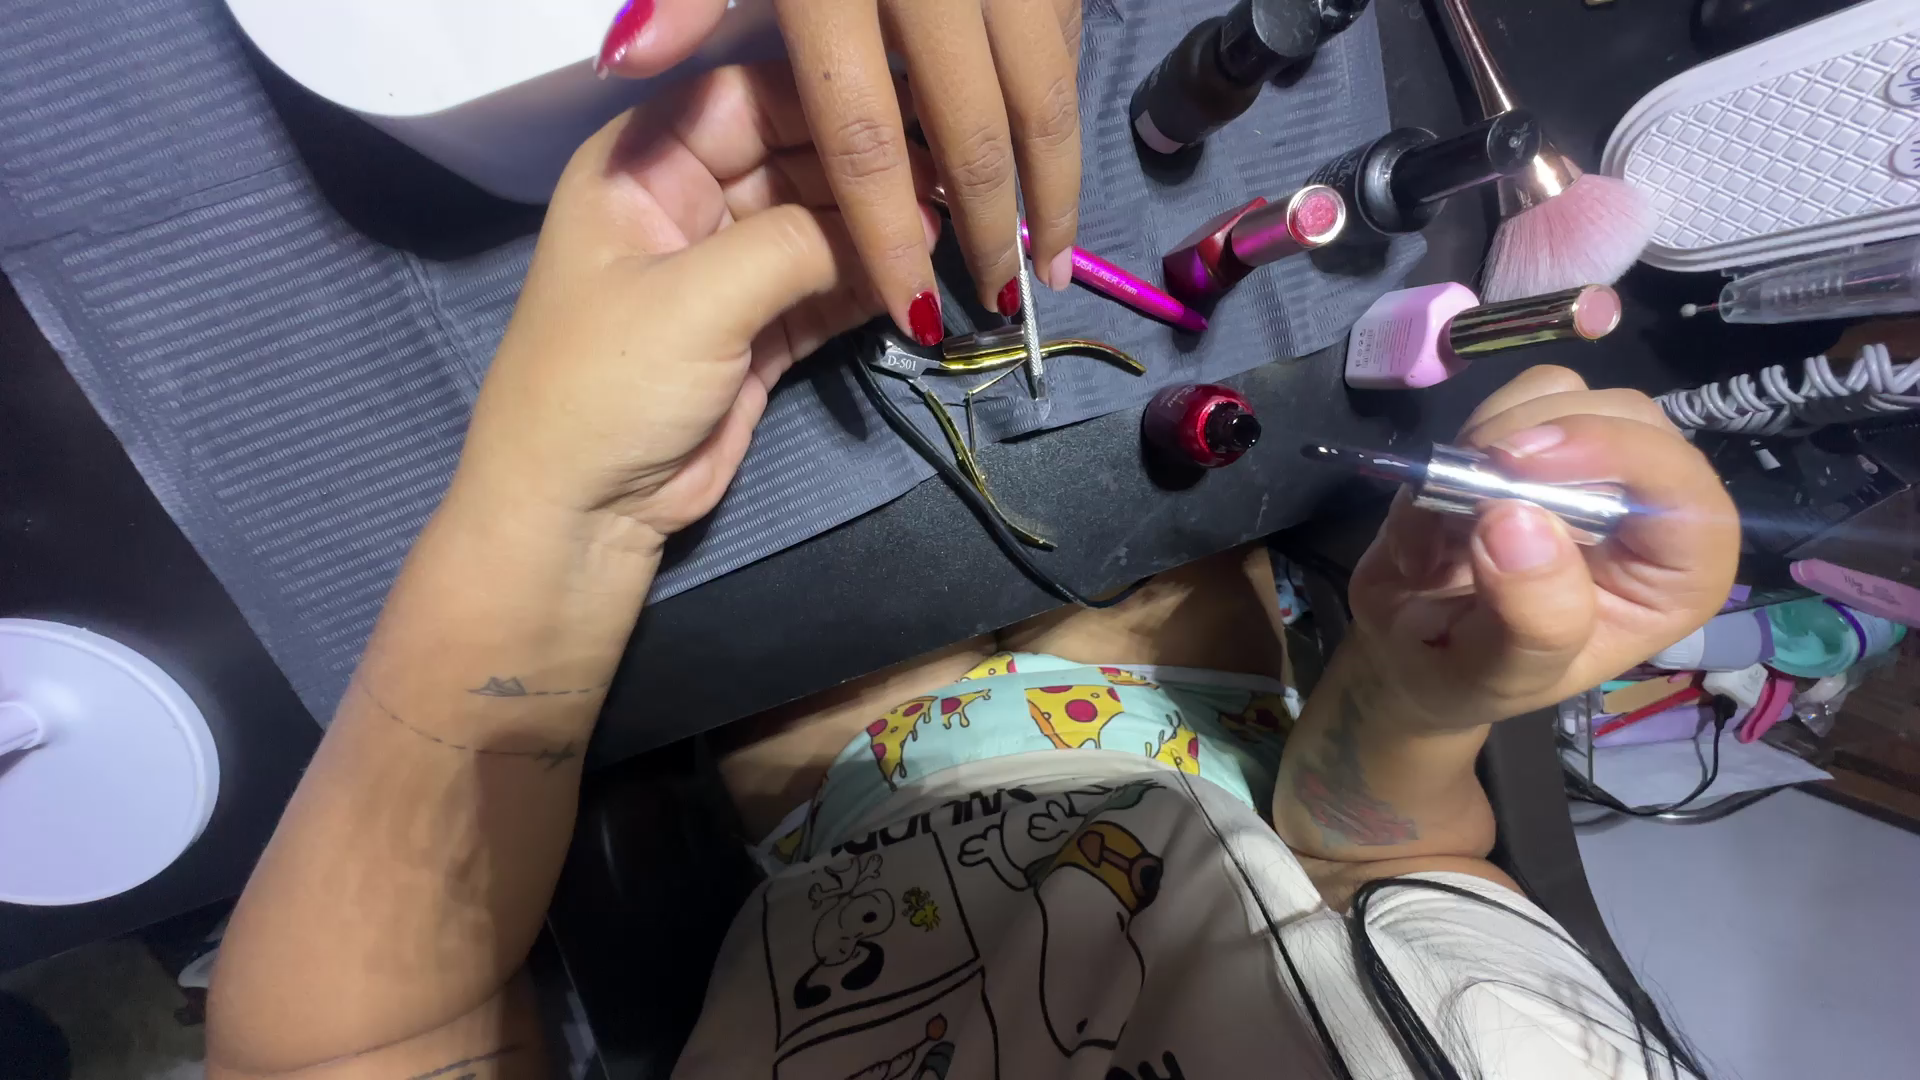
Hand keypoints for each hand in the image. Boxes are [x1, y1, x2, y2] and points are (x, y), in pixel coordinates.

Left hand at [452, 65, 935, 551]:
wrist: (588, 508)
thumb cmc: (612, 384)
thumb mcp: (697, 298)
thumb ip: (792, 245)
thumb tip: (895, 218)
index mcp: (644, 166)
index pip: (748, 102)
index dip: (828, 106)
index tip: (909, 117)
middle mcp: (689, 208)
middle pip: (794, 170)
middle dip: (865, 182)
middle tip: (946, 191)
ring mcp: (728, 275)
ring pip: (817, 236)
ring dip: (874, 240)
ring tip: (942, 238)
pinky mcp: (759, 334)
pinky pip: (823, 296)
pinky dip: (864, 293)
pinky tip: (911, 287)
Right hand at [1346, 366, 1739, 730]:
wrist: (1402, 658)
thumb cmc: (1466, 677)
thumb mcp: (1502, 672)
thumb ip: (1529, 614)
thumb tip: (1514, 518)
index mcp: (1664, 571)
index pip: (1679, 485)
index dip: (1611, 454)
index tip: (1514, 464)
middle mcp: (1630, 511)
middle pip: (1622, 418)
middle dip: (1536, 439)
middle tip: (1463, 490)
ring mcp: (1566, 475)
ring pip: (1557, 395)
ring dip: (1482, 444)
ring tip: (1439, 518)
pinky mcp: (1506, 457)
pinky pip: (1491, 413)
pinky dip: (1447, 451)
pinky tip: (1428, 510)